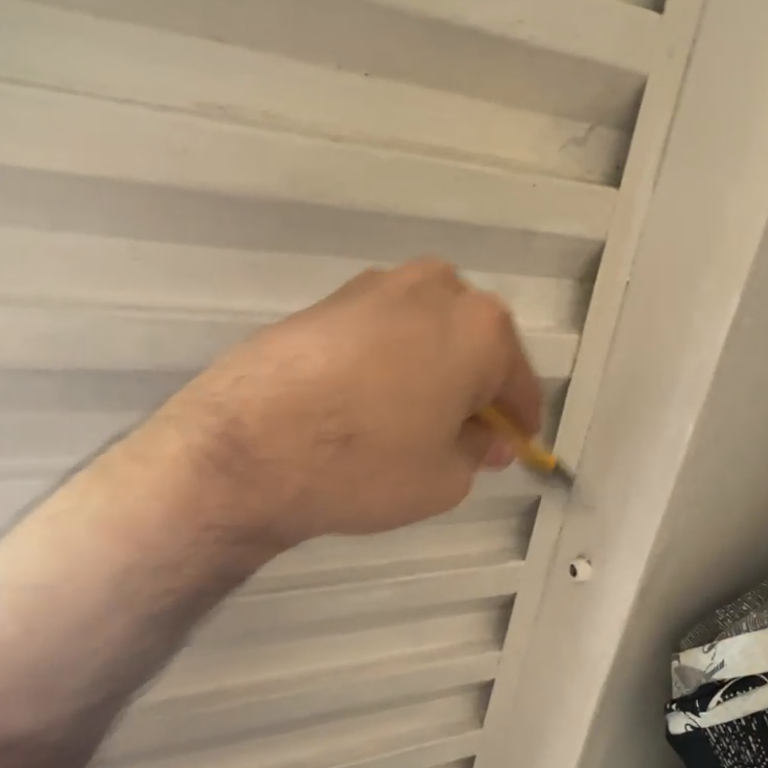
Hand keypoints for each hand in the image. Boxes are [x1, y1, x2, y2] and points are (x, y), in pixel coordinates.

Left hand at [127, 258, 544, 547]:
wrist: (247, 448)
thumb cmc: (366, 465)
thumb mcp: (444, 479)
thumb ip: (477, 452)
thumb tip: (484, 438)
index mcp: (481, 327)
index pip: (519, 381)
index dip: (520, 422)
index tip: (515, 448)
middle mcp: (435, 289)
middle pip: (473, 345)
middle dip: (474, 389)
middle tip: (462, 437)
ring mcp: (374, 288)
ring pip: (425, 334)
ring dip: (430, 372)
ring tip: (410, 424)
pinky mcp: (325, 302)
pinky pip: (380, 335)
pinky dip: (387, 365)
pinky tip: (367, 407)